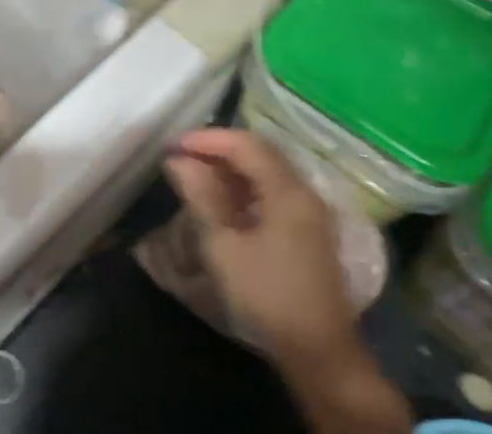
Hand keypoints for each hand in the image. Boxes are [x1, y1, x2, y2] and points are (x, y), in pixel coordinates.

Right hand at [164, 128, 356, 363]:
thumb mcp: (224, 246)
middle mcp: (304, 193)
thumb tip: (178, 161)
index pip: (246, 144)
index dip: (207, 139)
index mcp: (288, 191)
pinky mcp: (308, 233)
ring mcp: (310, 214)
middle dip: (218, 150)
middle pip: (260, 154)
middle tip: (180, 158)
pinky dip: (244, 189)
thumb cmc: (267, 295)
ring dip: (230, 170)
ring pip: (267, 173)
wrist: (319, 352)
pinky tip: (221, 203)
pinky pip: (273, 194)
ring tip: (194, 177)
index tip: (172, 146)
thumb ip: (201, 197)